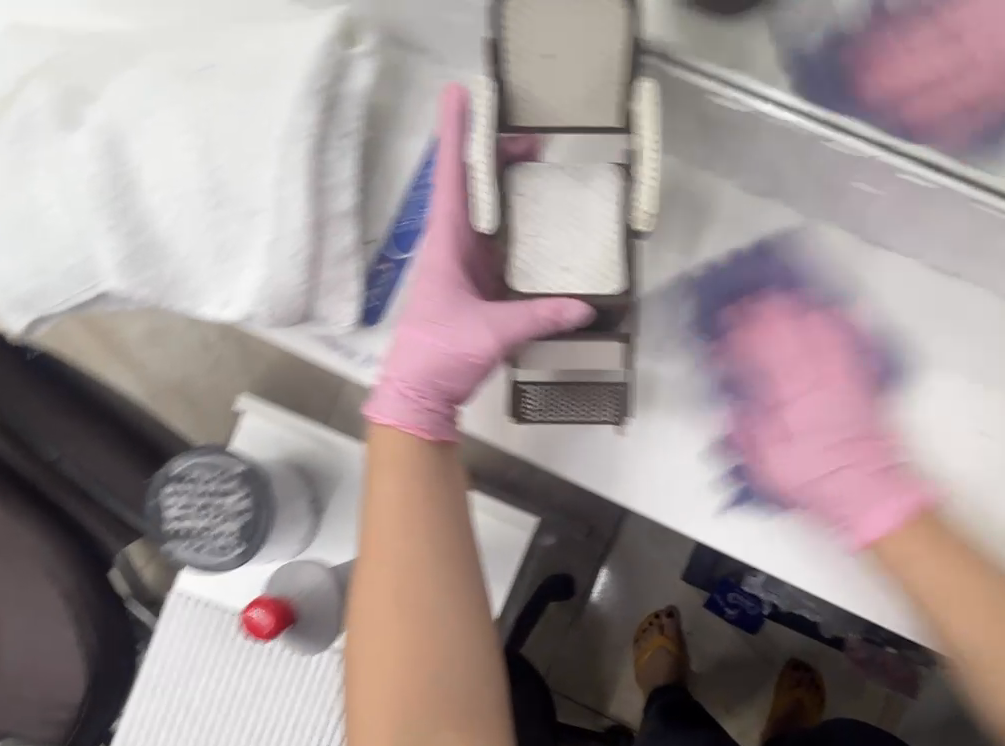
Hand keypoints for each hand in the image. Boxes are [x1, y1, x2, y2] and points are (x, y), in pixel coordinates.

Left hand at [363, 85, 596, 441]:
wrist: (419, 392)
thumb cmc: (440, 353)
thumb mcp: (492, 332)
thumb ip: (539, 317)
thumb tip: (585, 308)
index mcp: (445, 244)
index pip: (451, 176)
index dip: (457, 134)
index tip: (462, 94)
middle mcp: (451, 248)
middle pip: (474, 190)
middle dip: (498, 159)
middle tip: (535, 140)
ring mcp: (462, 269)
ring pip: (486, 218)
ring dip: (508, 194)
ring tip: (539, 173)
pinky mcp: (473, 290)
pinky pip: (497, 251)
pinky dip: (516, 235)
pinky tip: (539, 231)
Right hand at [717, 293, 937, 549]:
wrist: (863, 491)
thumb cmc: (814, 480)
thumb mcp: (765, 464)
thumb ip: (747, 430)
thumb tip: (734, 406)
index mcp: (786, 400)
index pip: (758, 355)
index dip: (741, 334)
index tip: (728, 321)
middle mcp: (813, 383)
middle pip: (788, 335)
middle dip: (767, 312)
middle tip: (751, 297)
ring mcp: (840, 379)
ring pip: (819, 333)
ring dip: (800, 310)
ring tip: (785, 294)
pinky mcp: (860, 383)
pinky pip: (851, 345)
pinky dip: (841, 324)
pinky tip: (835, 311)